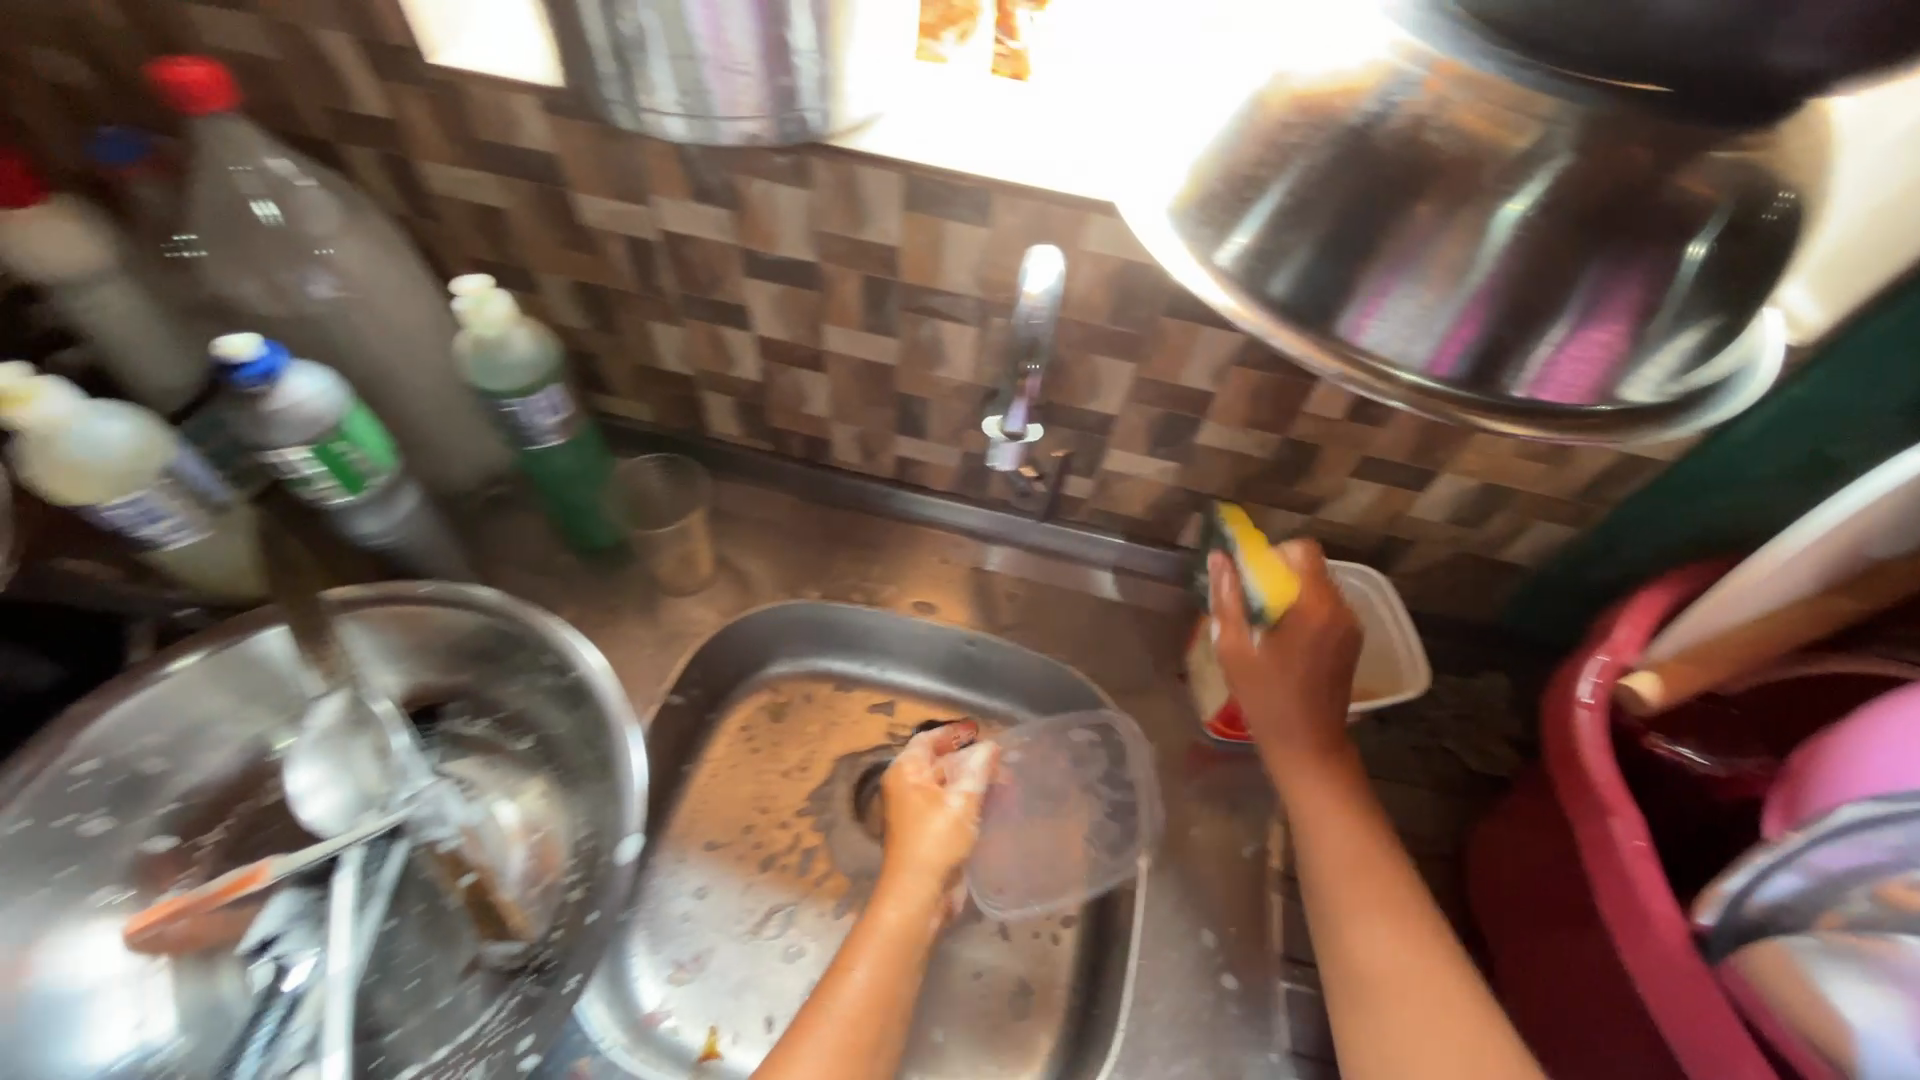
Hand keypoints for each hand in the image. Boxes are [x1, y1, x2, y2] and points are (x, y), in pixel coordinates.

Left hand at [880, 722, 999, 918]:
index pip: (928, 739)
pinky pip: (953, 806)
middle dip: (971, 758)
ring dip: (976, 781)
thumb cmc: (936, 840)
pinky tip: (997, 803)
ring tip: (1008, 781)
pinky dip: (973, 801)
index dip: (953, 732)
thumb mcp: (961, 800)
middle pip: (940, 762)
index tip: (980, 730)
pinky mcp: (932, 831)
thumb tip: (990, 745)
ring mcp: (919, 811)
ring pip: (950, 785)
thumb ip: (978, 768)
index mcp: (906, 772)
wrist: (920, 895)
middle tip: (1003, 759)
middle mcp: (908, 787)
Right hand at [1208, 538, 1362, 782]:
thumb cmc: (1265, 698)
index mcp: (1313, 606)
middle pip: (1312, 566)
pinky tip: (1284, 637)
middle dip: (1280, 573)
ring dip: (1293, 591)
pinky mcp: (1352, 641)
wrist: (1308, 744)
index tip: (1251, 576)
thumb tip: (1219, 559)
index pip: (1303, 550)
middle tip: (1251, 599)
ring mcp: (1351, 626)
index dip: (1275, 553)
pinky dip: (1306, 608)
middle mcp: (1340, 609)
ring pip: (1320, 586)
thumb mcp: (1234, 648)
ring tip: (1266, 620)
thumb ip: (1227, 598)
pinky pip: (1328, 607)